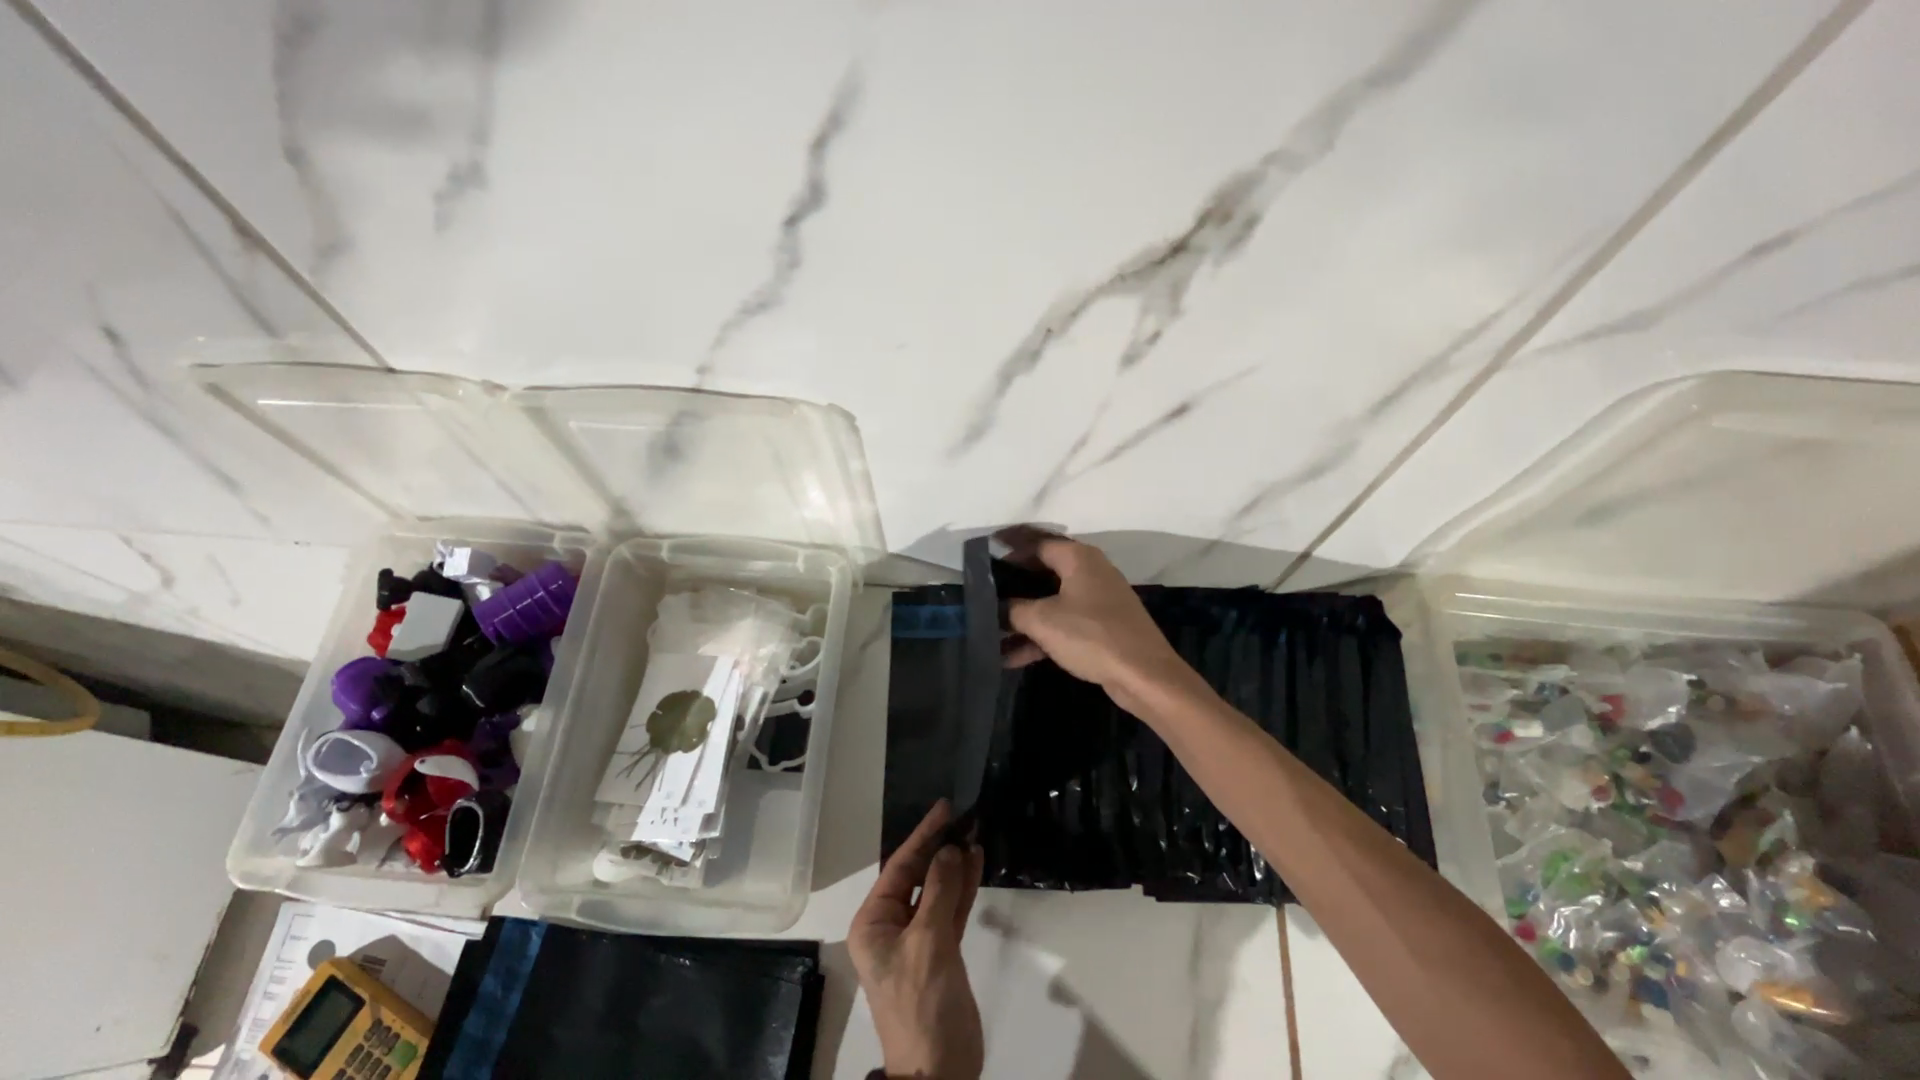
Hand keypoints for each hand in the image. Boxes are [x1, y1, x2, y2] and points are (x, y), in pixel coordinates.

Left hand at [849, 801, 985, 1079]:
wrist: (938, 1068)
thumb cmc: (922, 1003)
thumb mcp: (928, 944)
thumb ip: (939, 893)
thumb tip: (950, 849)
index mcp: (873, 923)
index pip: (899, 868)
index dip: (923, 836)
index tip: (945, 808)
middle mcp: (891, 926)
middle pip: (917, 876)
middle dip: (940, 848)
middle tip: (966, 817)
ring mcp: (917, 939)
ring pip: (936, 891)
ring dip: (955, 865)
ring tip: (976, 833)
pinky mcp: (941, 952)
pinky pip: (950, 910)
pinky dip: (963, 889)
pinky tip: (976, 864)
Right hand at [998, 528, 1193, 710]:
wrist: (1144, 675)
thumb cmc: (1091, 636)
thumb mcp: (1042, 621)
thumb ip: (1012, 609)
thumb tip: (996, 607)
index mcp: (1078, 558)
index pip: (1036, 544)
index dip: (1008, 551)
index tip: (983, 562)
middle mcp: (1090, 572)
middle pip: (1042, 574)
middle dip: (1012, 589)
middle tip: (982, 598)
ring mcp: (1098, 602)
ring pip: (1051, 603)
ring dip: (1022, 620)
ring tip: (989, 635)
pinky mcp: (1102, 629)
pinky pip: (1063, 626)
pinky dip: (1040, 638)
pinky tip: (1011, 657)